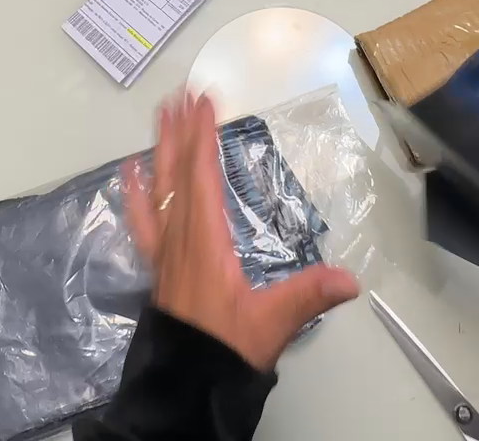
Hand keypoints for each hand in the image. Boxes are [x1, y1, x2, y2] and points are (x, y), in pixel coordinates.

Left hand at [122, 90, 359, 369]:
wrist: (185, 385)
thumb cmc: (226, 349)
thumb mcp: (272, 323)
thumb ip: (308, 296)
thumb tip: (350, 279)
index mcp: (205, 238)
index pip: (201, 174)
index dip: (203, 134)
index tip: (204, 101)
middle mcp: (179, 234)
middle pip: (176, 170)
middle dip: (180, 129)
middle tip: (180, 93)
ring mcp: (164, 247)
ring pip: (158, 186)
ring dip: (161, 148)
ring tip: (161, 115)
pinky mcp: (158, 262)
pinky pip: (141, 219)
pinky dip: (134, 191)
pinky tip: (128, 172)